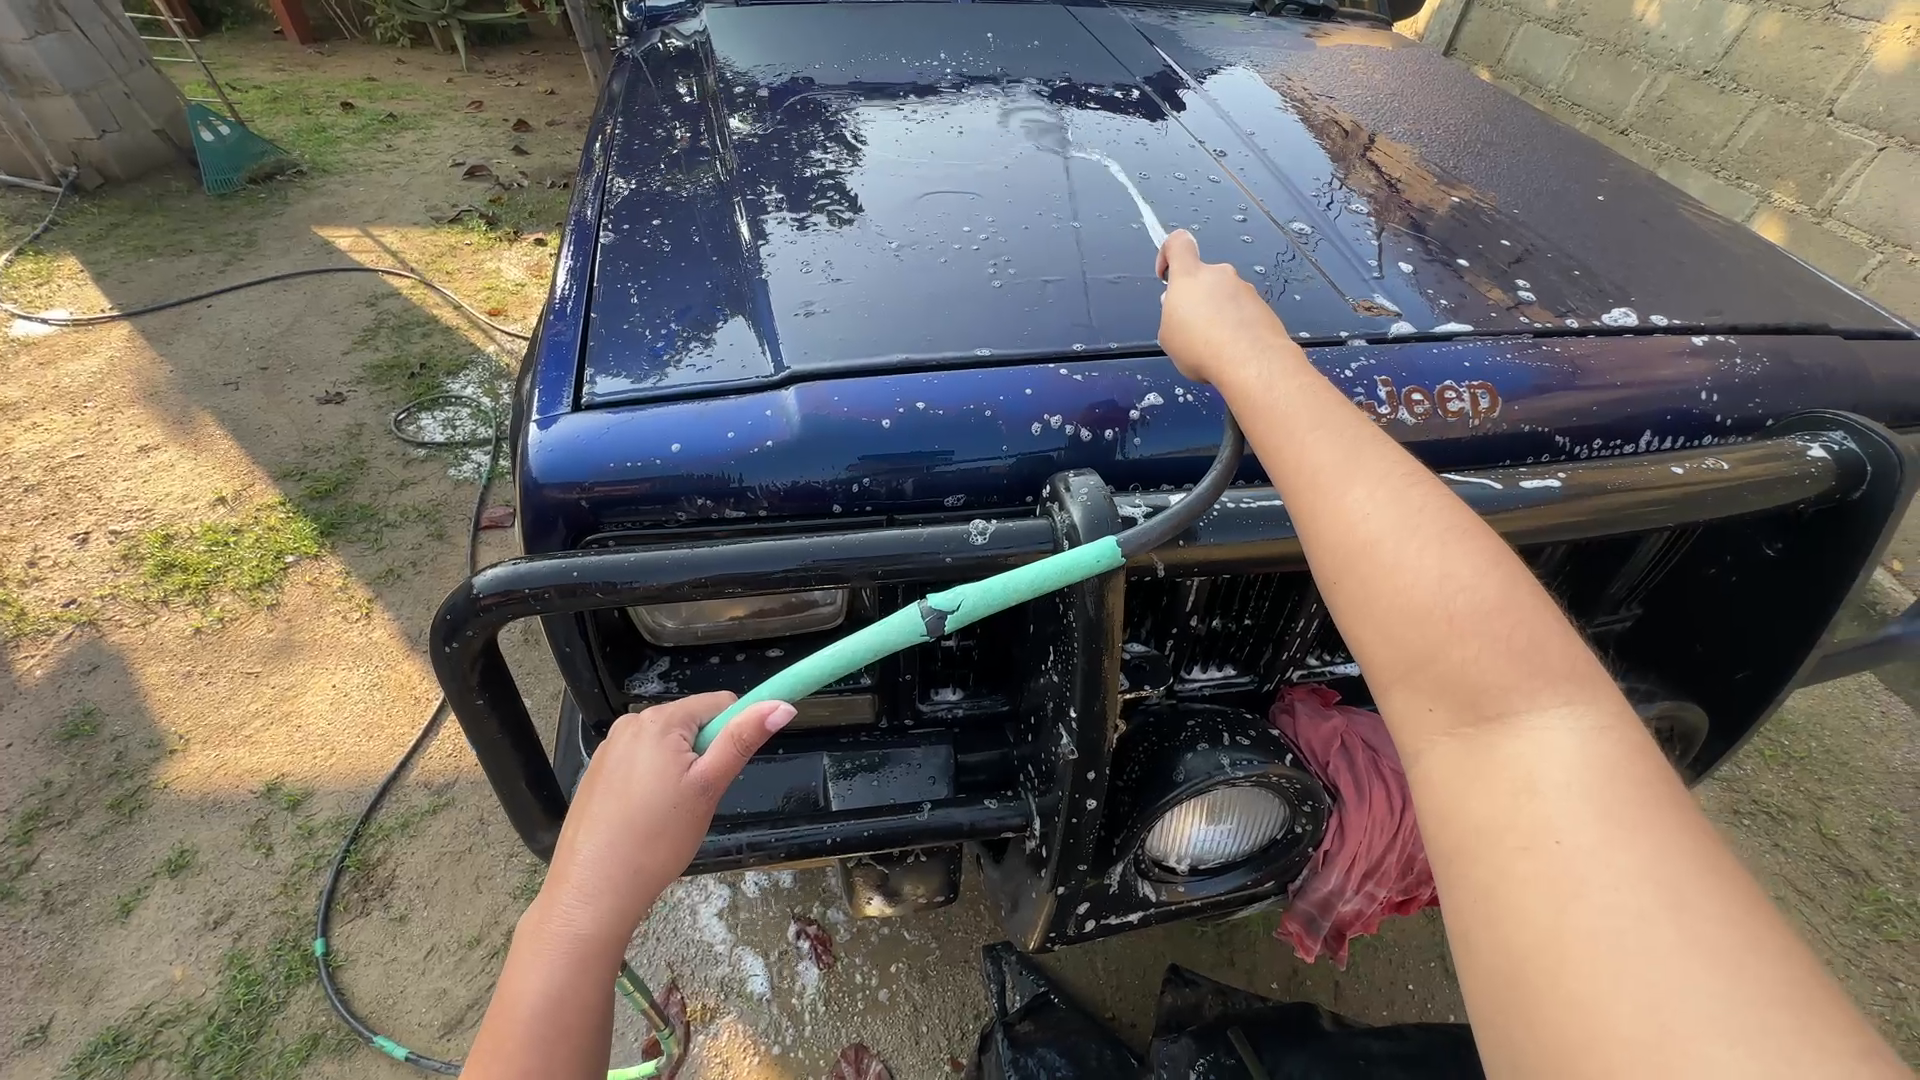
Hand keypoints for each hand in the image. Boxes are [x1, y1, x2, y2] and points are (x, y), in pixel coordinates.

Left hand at [535, 692, 794, 942]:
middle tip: (698, 798)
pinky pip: (643, 761)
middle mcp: (631, 723)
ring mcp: (610, 748)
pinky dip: (655, 781)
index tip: (726, 772)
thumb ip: (743, 739)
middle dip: (705, 754)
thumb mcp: (710, 786)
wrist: (591, 893)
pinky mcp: (598, 772)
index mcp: (660, 720)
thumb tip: (781, 705)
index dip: (735, 733)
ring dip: (682, 769)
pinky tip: (647, 817)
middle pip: (692, 723)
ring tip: (673, 812)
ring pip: (669, 744)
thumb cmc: (657, 839)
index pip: (721, 703)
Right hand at [1155, 229, 1298, 384]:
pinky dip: (1234, 324)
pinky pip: (1241, 310)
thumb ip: (1169, 316)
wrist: (1249, 361)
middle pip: (1201, 277)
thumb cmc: (1204, 348)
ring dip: (1215, 314)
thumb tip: (1176, 311)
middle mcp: (1219, 275)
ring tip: (1211, 344)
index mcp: (1189, 277)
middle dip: (1194, 299)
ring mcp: (1243, 288)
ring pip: (1223, 295)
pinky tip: (1230, 348)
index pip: (1178, 243)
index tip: (1166, 273)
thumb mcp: (1168, 337)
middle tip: (1189, 327)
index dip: (1168, 253)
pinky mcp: (1262, 305)